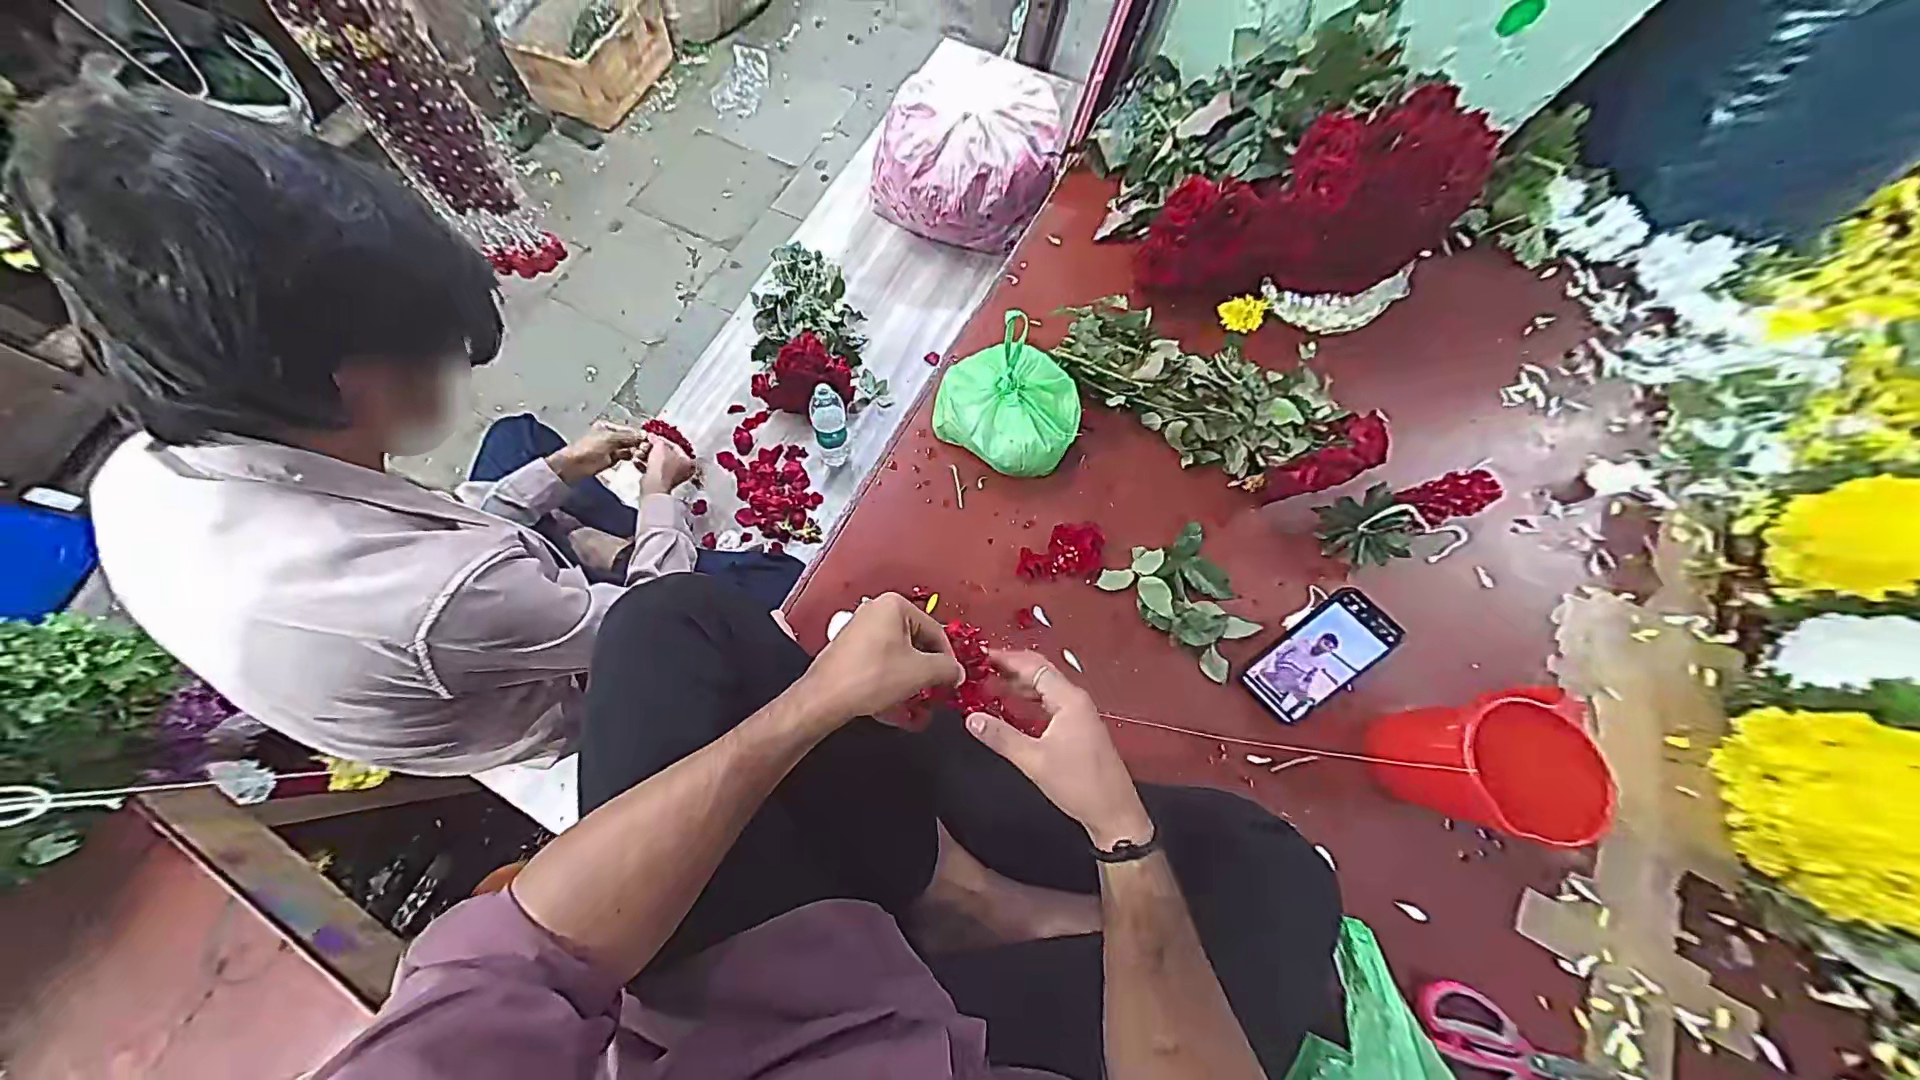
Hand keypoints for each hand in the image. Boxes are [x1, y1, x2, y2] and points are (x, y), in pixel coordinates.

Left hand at [548, 422, 647, 484]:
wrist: (575, 466)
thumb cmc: (589, 448)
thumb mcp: (610, 439)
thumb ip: (629, 436)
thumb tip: (646, 435)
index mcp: (609, 426)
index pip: (631, 429)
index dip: (641, 435)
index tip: (651, 441)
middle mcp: (613, 435)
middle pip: (632, 438)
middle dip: (640, 443)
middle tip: (647, 449)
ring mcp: (614, 447)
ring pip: (632, 447)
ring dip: (638, 451)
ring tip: (642, 455)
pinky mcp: (614, 458)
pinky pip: (628, 455)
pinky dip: (634, 457)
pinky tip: (638, 459)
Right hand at [639, 433, 695, 496]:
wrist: (654, 485)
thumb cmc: (661, 466)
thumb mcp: (660, 447)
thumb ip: (657, 440)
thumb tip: (652, 436)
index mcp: (687, 461)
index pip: (675, 446)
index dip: (662, 440)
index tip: (652, 436)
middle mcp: (682, 469)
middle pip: (665, 454)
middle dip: (652, 448)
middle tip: (644, 444)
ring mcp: (671, 477)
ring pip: (657, 462)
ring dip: (646, 456)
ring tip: (638, 452)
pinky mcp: (661, 482)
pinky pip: (652, 470)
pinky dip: (644, 465)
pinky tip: (636, 460)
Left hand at [792, 594, 963, 727]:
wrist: (824, 699)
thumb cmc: (870, 677)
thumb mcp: (920, 672)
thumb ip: (946, 669)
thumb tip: (956, 672)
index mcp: (894, 605)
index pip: (935, 631)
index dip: (947, 658)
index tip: (952, 678)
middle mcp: (876, 610)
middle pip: (916, 641)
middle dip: (926, 669)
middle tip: (934, 690)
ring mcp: (861, 628)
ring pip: (899, 654)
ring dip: (910, 677)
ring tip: (913, 699)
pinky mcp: (851, 648)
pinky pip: (881, 660)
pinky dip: (891, 678)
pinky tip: (892, 700)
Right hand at [965, 651, 1152, 850]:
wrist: (1114, 813)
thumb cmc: (1080, 785)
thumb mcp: (1034, 761)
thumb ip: (1001, 737)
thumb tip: (972, 719)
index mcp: (1069, 699)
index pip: (1033, 665)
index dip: (1006, 659)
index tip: (981, 657)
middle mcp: (1075, 700)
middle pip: (1038, 673)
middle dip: (1009, 669)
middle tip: (979, 669)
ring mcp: (1077, 713)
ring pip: (1043, 688)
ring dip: (1017, 684)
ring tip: (988, 685)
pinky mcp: (1076, 727)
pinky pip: (1048, 703)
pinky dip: (1027, 700)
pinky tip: (1010, 707)